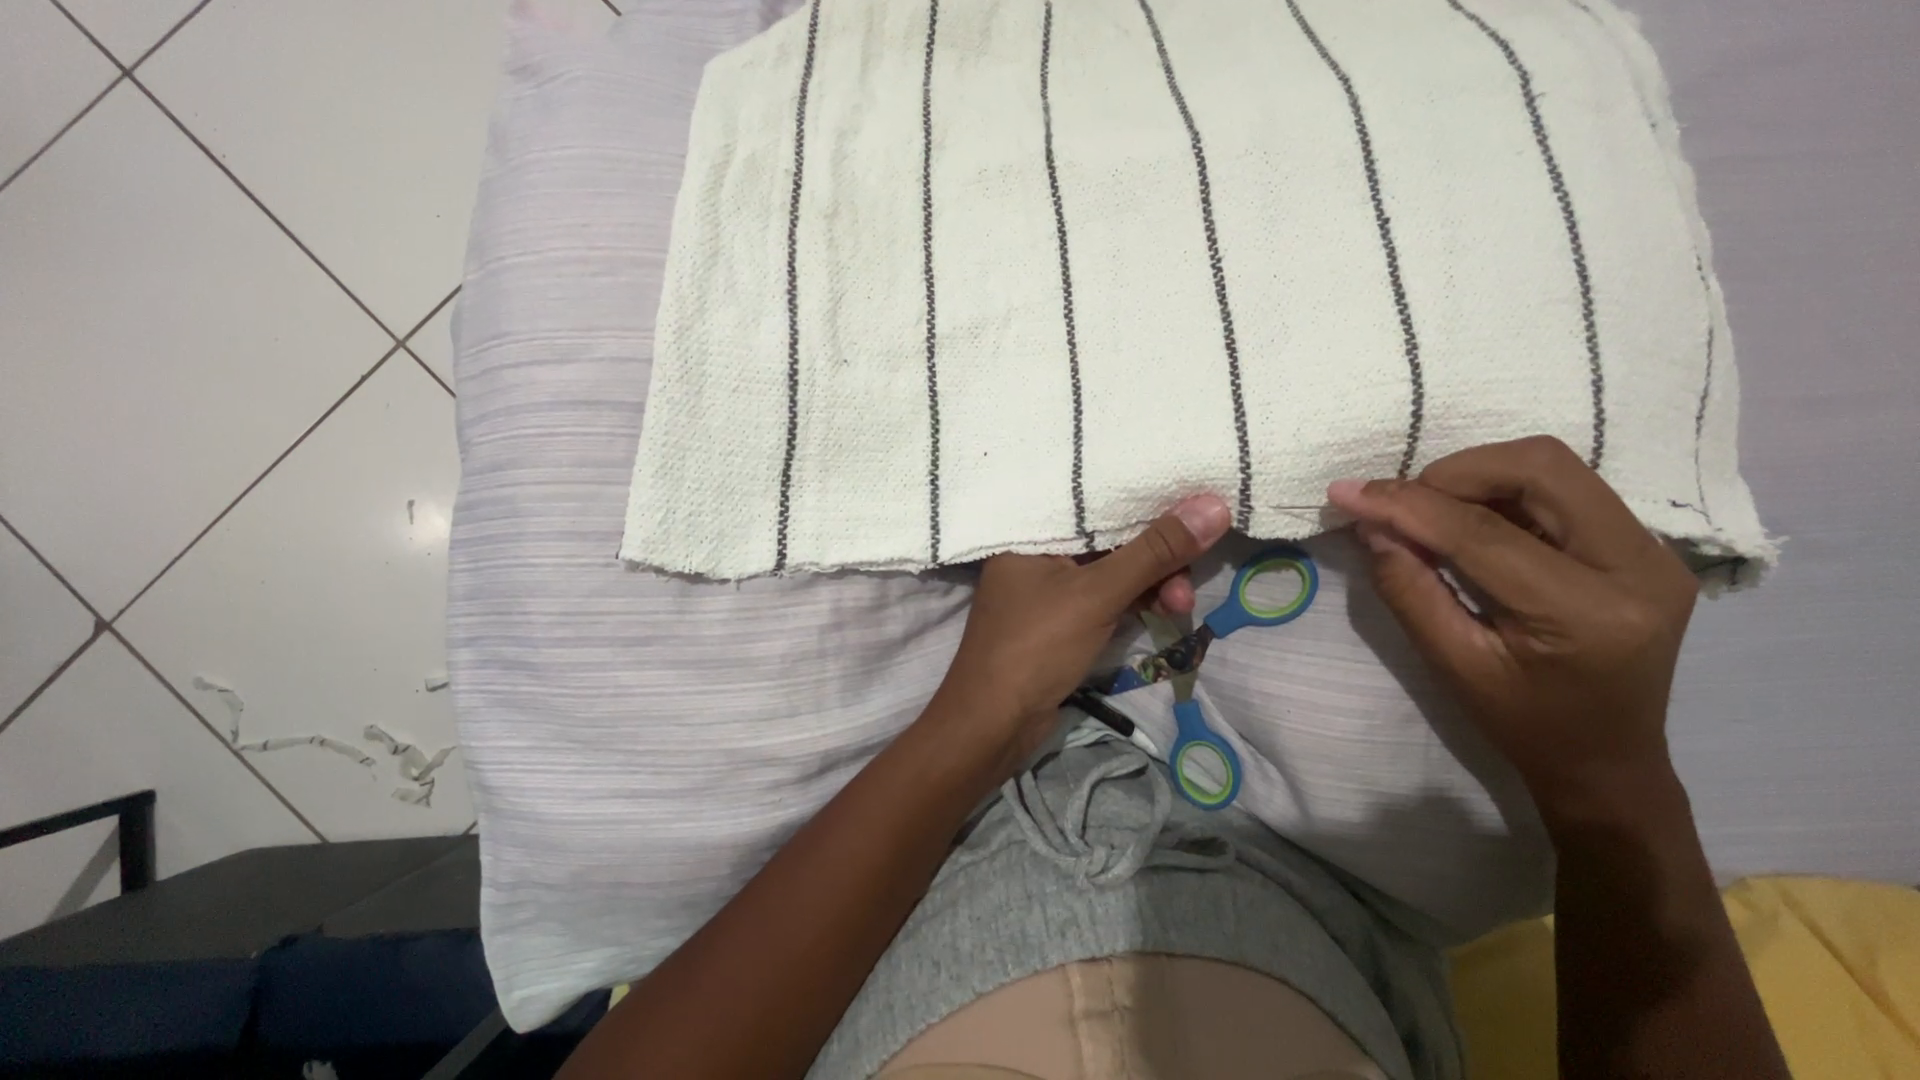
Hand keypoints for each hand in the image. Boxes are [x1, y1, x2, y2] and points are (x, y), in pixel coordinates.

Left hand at [927, 495, 1232, 776]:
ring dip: (1153, 582)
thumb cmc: (1035, 646)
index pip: (1097, 498)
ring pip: (1115, 570)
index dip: (1148, 500)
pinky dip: (1138, 602)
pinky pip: (1109, 596)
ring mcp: (1050, 588)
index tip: (1198, 506)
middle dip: (1157, 556)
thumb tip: (1214, 505)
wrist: (992, 723)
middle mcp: (1039, 551)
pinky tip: (1166, 610)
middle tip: (1188, 578)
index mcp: (1031, 530)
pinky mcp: (1063, 619)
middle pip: (1111, 536)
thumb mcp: (1097, 594)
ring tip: (1180, 605)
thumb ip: (1155, 551)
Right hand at [1327, 436, 1698, 822]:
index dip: (1408, 505)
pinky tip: (1474, 521)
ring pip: (1555, 468)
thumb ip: (1409, 589)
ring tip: (1433, 512)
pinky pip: (1568, 489)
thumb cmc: (1524, 724)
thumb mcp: (1453, 665)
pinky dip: (1507, 492)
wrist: (1606, 760)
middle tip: (1405, 505)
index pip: (1485, 533)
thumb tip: (1370, 524)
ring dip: (1480, 477)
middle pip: (1540, 468)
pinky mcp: (1648, 547)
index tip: (1348, 493)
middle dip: (1455, 474)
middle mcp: (1639, 567)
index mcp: (1587, 613)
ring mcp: (1654, 552)